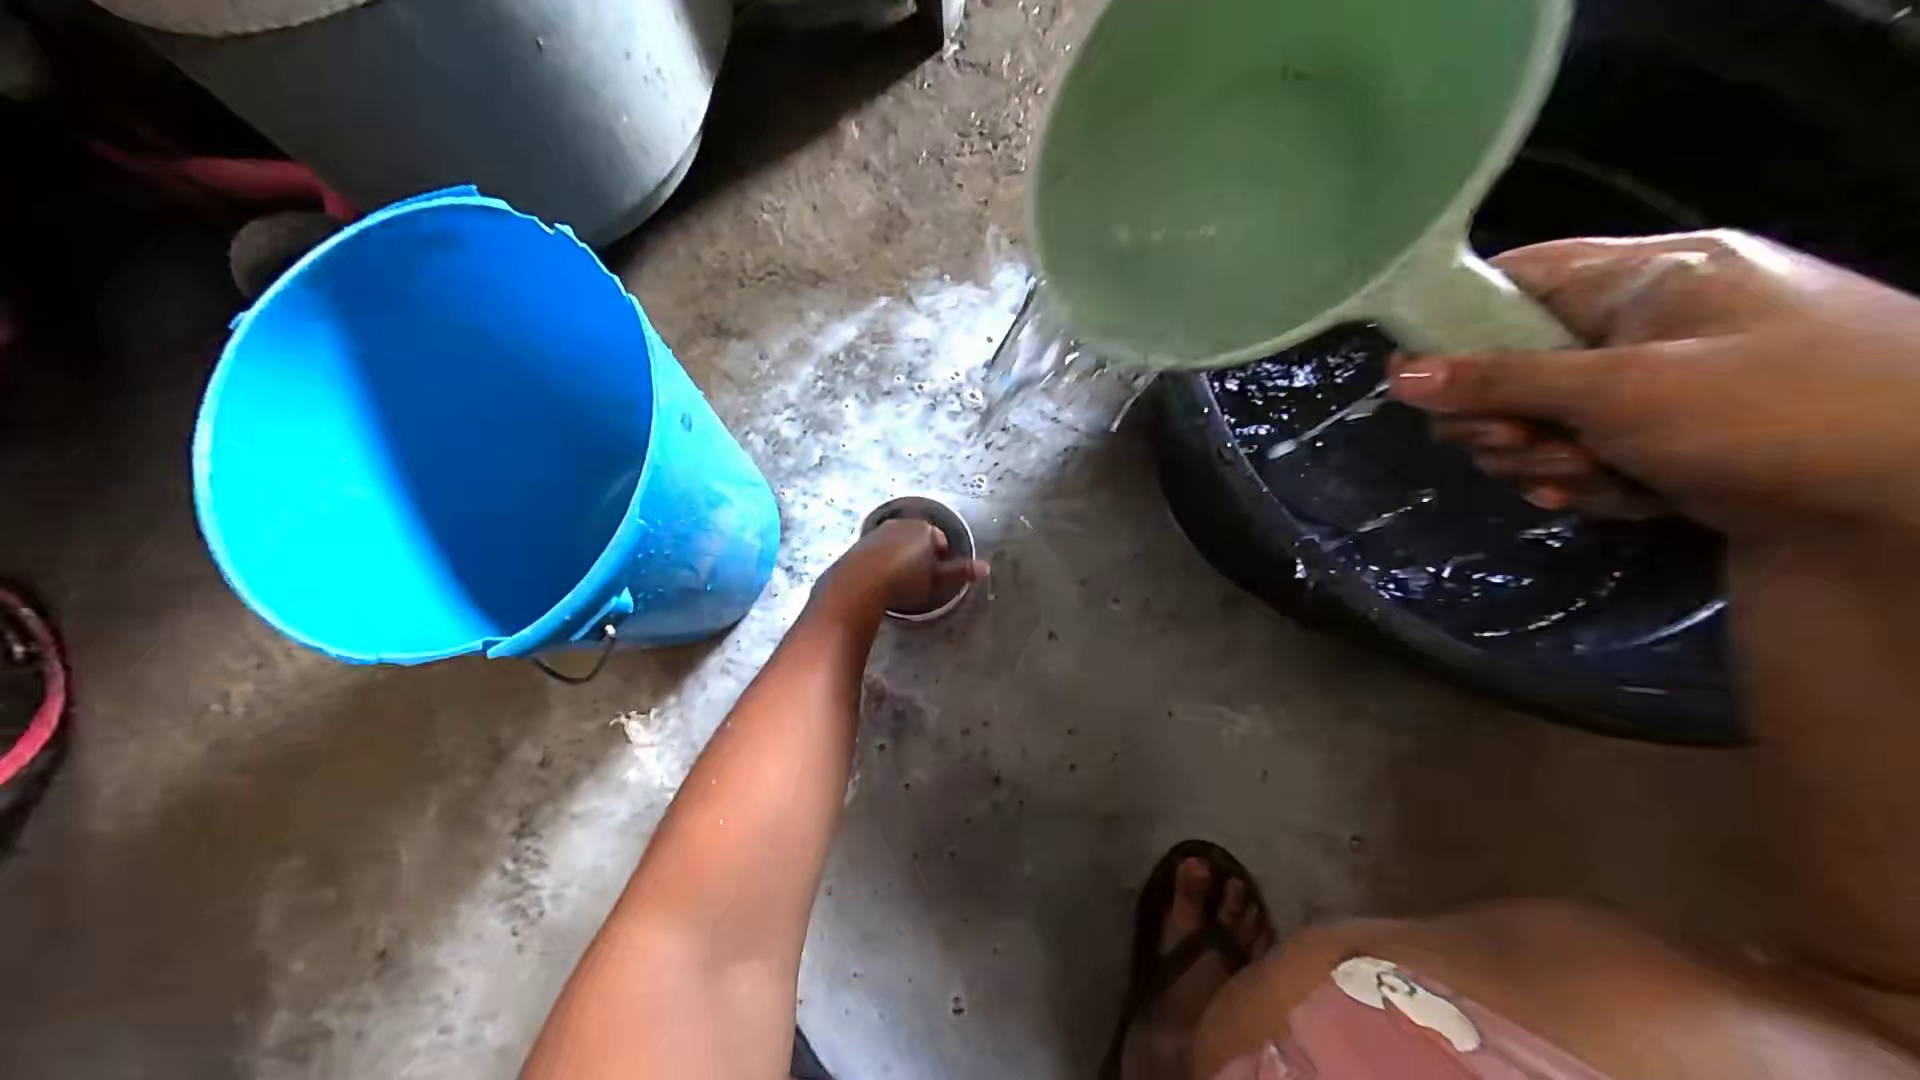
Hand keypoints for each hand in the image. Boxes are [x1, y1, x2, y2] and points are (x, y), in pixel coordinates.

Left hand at [814, 519, 989, 618]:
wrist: (861, 583)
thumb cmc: (905, 582)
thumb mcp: (938, 581)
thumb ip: (961, 572)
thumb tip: (986, 567)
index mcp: (925, 530)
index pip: (940, 540)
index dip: (940, 558)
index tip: (936, 575)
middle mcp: (902, 524)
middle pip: (918, 537)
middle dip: (921, 553)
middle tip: (920, 577)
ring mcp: (880, 531)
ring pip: (897, 542)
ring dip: (901, 555)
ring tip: (900, 579)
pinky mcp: (861, 542)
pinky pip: (879, 549)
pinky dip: (883, 559)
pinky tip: (881, 577)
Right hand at [1387, 231, 1919, 544]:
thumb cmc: (1781, 413)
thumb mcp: (1623, 390)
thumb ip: (1501, 380)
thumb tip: (1395, 375)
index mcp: (1647, 278)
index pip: (1514, 278)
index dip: (1453, 323)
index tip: (1411, 377)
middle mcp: (1642, 324)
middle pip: (1511, 364)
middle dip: (1501, 418)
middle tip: (1517, 445)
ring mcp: (1652, 384)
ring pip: (1538, 420)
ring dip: (1541, 460)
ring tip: (1587, 479)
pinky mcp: (1661, 437)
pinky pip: (1577, 454)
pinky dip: (1583, 481)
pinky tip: (1614, 497)